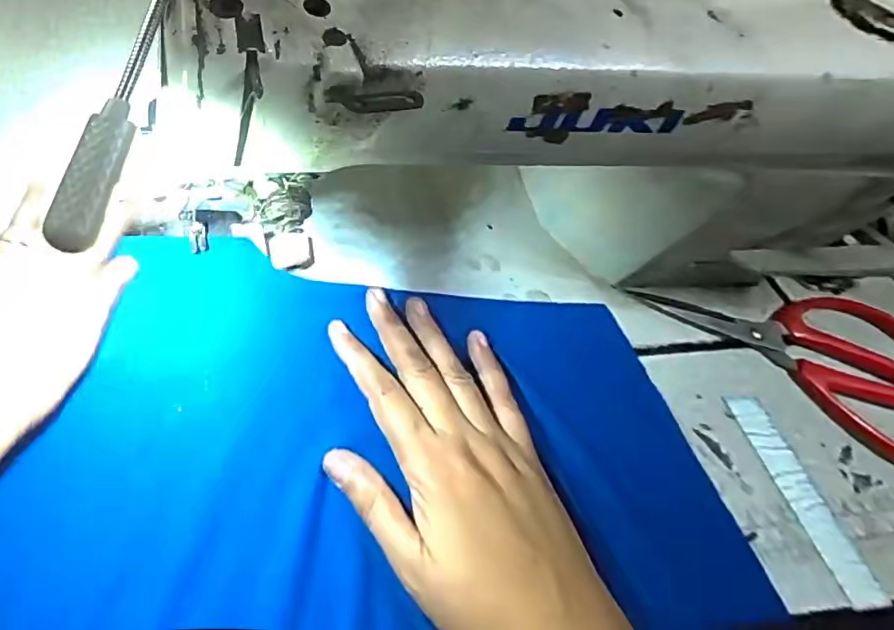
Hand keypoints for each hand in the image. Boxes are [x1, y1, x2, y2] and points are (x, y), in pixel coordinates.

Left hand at [0, 183, 136, 485]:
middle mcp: (38, 267)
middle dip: (85, 188)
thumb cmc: (36, 382)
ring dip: (35, 198)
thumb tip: (129, 260)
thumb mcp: (81, 342)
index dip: (121, 203)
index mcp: (72, 280)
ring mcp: (0, 272)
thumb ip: (104, 296)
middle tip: (96, 160)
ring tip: (45, 173)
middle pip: (67, 219)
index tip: (133, 178)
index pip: (104, 232)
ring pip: (22, 225)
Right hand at [325, 289, 631, 629]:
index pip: (385, 398)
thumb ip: (374, 504)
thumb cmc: (475, 600)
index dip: (359, 360)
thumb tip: (334, 457)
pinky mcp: (526, 451)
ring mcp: (498, 440)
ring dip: (434, 335)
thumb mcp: (413, 564)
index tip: (340, 329)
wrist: (559, 623)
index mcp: (430, 465)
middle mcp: (463, 439)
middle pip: (420, 373)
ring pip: (459, 374)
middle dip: (394, 331)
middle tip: (377, 296)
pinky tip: (479, 338)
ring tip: (416, 304)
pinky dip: (490, 365)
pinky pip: (505, 397)